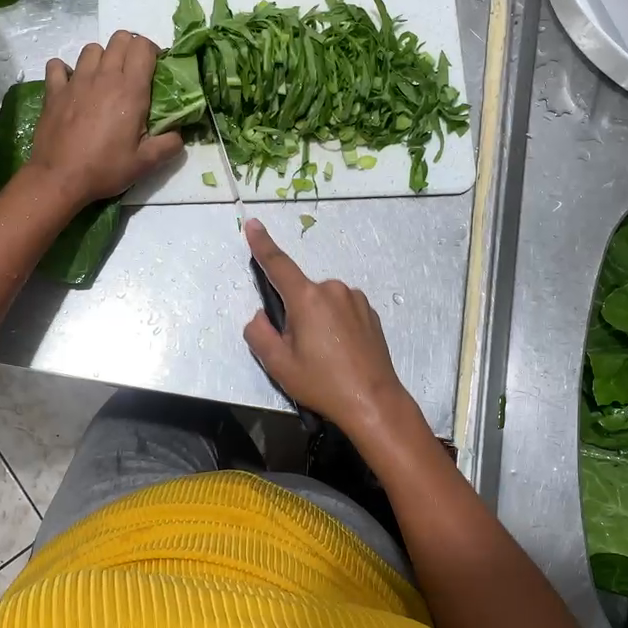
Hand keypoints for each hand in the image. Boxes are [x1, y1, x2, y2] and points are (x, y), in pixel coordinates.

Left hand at [23, 31, 183, 207]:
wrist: (59, 178)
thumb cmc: (105, 169)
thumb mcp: (145, 164)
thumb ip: (169, 144)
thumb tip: (179, 133)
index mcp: (130, 90)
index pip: (143, 47)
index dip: (153, 52)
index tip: (155, 70)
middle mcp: (103, 77)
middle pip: (119, 39)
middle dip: (131, 48)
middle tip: (133, 72)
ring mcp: (76, 81)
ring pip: (92, 49)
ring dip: (102, 57)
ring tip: (105, 78)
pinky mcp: (54, 91)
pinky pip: (58, 65)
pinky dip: (66, 69)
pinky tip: (71, 84)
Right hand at [241, 219, 424, 444]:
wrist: (374, 402)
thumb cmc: (322, 383)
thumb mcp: (278, 364)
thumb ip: (258, 333)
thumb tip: (261, 316)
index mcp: (307, 298)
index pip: (278, 264)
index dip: (262, 244)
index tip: (253, 225)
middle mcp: (333, 289)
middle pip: (300, 292)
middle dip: (293, 313)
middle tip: (299, 350)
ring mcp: (355, 299)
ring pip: (321, 302)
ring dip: (315, 320)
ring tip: (323, 356)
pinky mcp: (369, 311)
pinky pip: (340, 310)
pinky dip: (334, 325)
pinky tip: (341, 353)